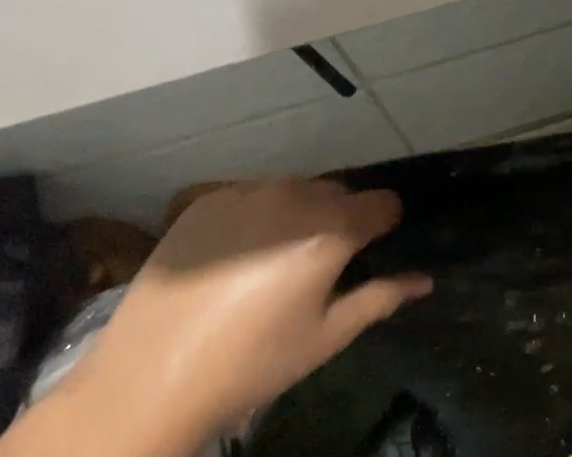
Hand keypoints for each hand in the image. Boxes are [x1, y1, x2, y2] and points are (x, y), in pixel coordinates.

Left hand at [65, 178, 430, 444]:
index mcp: (330, 231)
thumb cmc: (250, 363)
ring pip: (295, 190)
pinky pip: (252, 195)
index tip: (371, 252)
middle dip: (341, 219)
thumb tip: (426, 280)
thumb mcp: (326, 337)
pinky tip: (235, 257)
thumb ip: (381, 298)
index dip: (384, 226)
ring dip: (300, 214)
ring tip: (274, 262)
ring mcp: (245, 194)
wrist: (145, 381)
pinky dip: (257, 216)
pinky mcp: (205, 202)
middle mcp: (293, 199)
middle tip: (320, 266)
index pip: (382, 203)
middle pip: (338, 193)